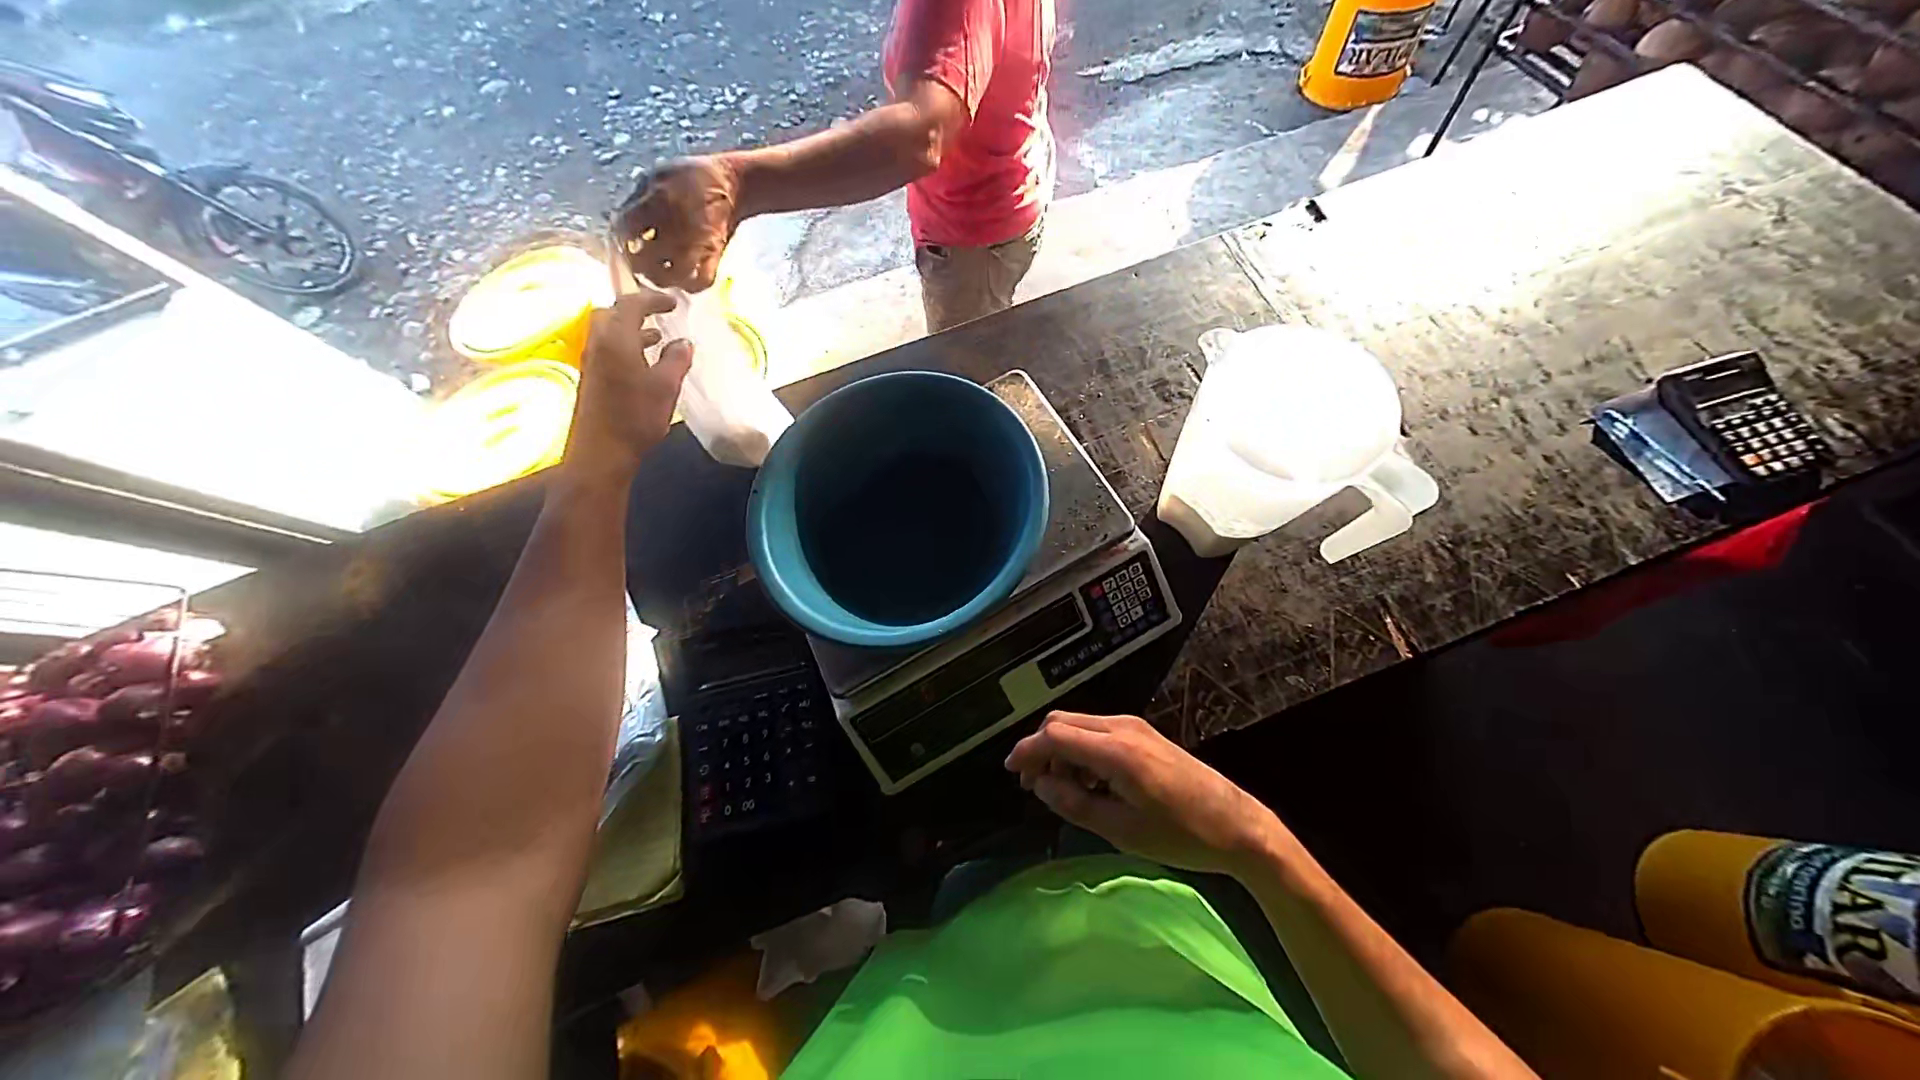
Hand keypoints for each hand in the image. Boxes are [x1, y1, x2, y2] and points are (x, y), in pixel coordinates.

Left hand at [563, 291, 692, 480]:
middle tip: (660, 316)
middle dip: (636, 311)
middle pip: (612, 314)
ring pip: (609, 332)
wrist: (601, 453)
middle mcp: (598, 344)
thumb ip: (676, 360)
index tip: (673, 303)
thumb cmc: (636, 418)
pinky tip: (644, 363)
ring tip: (657, 338)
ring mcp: (591, 361)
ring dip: (631, 330)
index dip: (653, 299)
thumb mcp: (665, 387)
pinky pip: (608, 349)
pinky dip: (626, 346)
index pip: (631, 305)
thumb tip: (683, 342)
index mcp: (616, 340)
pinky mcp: (591, 378)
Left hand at [614, 156, 741, 291]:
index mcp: (657, 200)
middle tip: (636, 262)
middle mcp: (676, 225)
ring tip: (657, 273)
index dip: (619, 240)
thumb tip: (618, 225)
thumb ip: (636, 200)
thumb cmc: (688, 176)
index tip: (621, 243)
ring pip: (672, 276)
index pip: (626, 228)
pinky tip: (682, 280)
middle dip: (636, 264)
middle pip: (645, 258)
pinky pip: (702, 280)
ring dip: (661, 279)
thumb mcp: (655, 176)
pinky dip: (691, 285)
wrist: (732, 184)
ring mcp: (697, 243)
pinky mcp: (715, 255)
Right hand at [1005, 711, 1286, 876]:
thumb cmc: (1182, 835)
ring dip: (1060, 749)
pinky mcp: (1144, 735)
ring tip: (1059, 788)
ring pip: (1079, 725)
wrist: (1239, 826)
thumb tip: (1040, 784)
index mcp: (1117, 750)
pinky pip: (1098, 731)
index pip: (1055, 735)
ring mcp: (1136, 727)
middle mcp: (1123, 727)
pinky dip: (1081, 749)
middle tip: (1033, 785)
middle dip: (1040, 748)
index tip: (1012, 773)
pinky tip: (1087, 781)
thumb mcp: (1122, 831)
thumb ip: (1074, 804)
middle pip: (1062, 721)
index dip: (1027, 750)